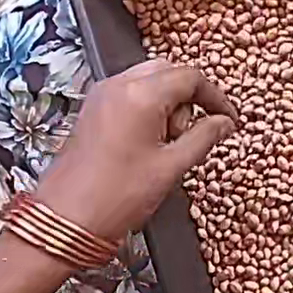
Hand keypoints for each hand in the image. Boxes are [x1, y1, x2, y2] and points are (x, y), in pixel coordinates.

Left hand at [34, 59, 238, 238]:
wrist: (65, 219)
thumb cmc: (117, 196)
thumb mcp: (171, 167)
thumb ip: (203, 138)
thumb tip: (224, 123)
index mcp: (141, 95)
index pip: (190, 77)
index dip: (215, 98)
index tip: (227, 120)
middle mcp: (118, 85)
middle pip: (168, 72)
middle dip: (188, 99)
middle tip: (193, 135)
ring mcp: (102, 96)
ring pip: (148, 81)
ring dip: (168, 104)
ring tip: (166, 146)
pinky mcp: (92, 110)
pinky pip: (129, 94)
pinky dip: (147, 109)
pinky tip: (148, 144)